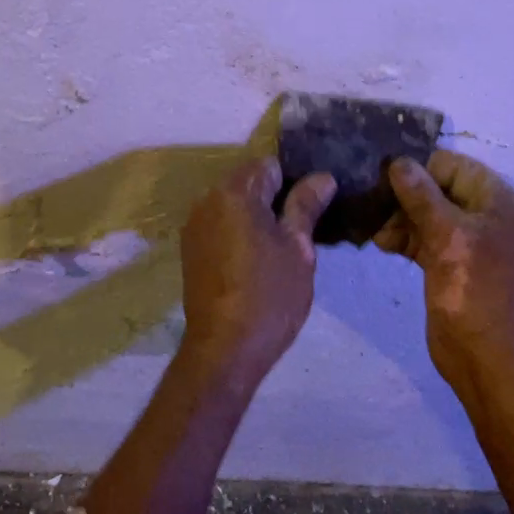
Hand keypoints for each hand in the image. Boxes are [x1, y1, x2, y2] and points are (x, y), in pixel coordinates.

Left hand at [178, 157, 335, 379]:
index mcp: (234, 192)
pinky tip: (254, 261)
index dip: (293, 182)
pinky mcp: (190, 248)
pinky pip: (219, 225)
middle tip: (299, 231)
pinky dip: (237, 232)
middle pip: (247, 182)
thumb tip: (323, 177)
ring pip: (232, 205)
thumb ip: (306, 206)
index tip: (311, 207)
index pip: (269, 166)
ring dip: (254, 216)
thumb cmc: (269, 295)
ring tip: (279, 248)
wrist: (225, 347)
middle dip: (273, 199)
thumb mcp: (298, 249)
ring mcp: (195, 224)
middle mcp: (207, 199)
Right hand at [375, 151, 513, 386]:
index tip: (384, 177)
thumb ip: (421, 195)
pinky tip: (380, 242)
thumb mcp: (447, 238)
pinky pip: (432, 240)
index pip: (459, 168)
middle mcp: (496, 222)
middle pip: (445, 190)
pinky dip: (407, 238)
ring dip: (402, 217)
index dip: (422, 169)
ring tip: (373, 227)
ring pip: (434, 216)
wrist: (491, 366)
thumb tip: (398, 162)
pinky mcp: (459, 269)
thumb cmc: (476, 294)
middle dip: (408, 195)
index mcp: (507, 207)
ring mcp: (478, 248)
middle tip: (373, 202)